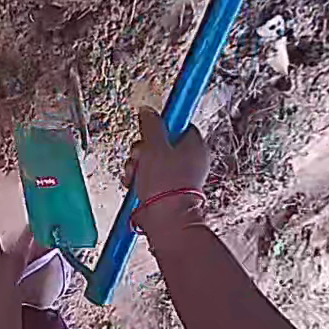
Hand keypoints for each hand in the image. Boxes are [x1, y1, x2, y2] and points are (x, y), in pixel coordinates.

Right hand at [127, 109, 210, 238]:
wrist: (165, 217)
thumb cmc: (165, 183)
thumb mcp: (154, 146)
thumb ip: (151, 125)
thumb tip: (148, 111)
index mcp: (195, 146)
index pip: (179, 125)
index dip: (162, 125)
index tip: (149, 127)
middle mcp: (190, 160)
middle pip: (160, 143)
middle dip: (143, 149)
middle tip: (139, 155)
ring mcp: (178, 176)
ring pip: (150, 160)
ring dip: (136, 164)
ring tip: (134, 173)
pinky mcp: (165, 189)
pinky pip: (147, 176)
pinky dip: (137, 178)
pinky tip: (133, 182)